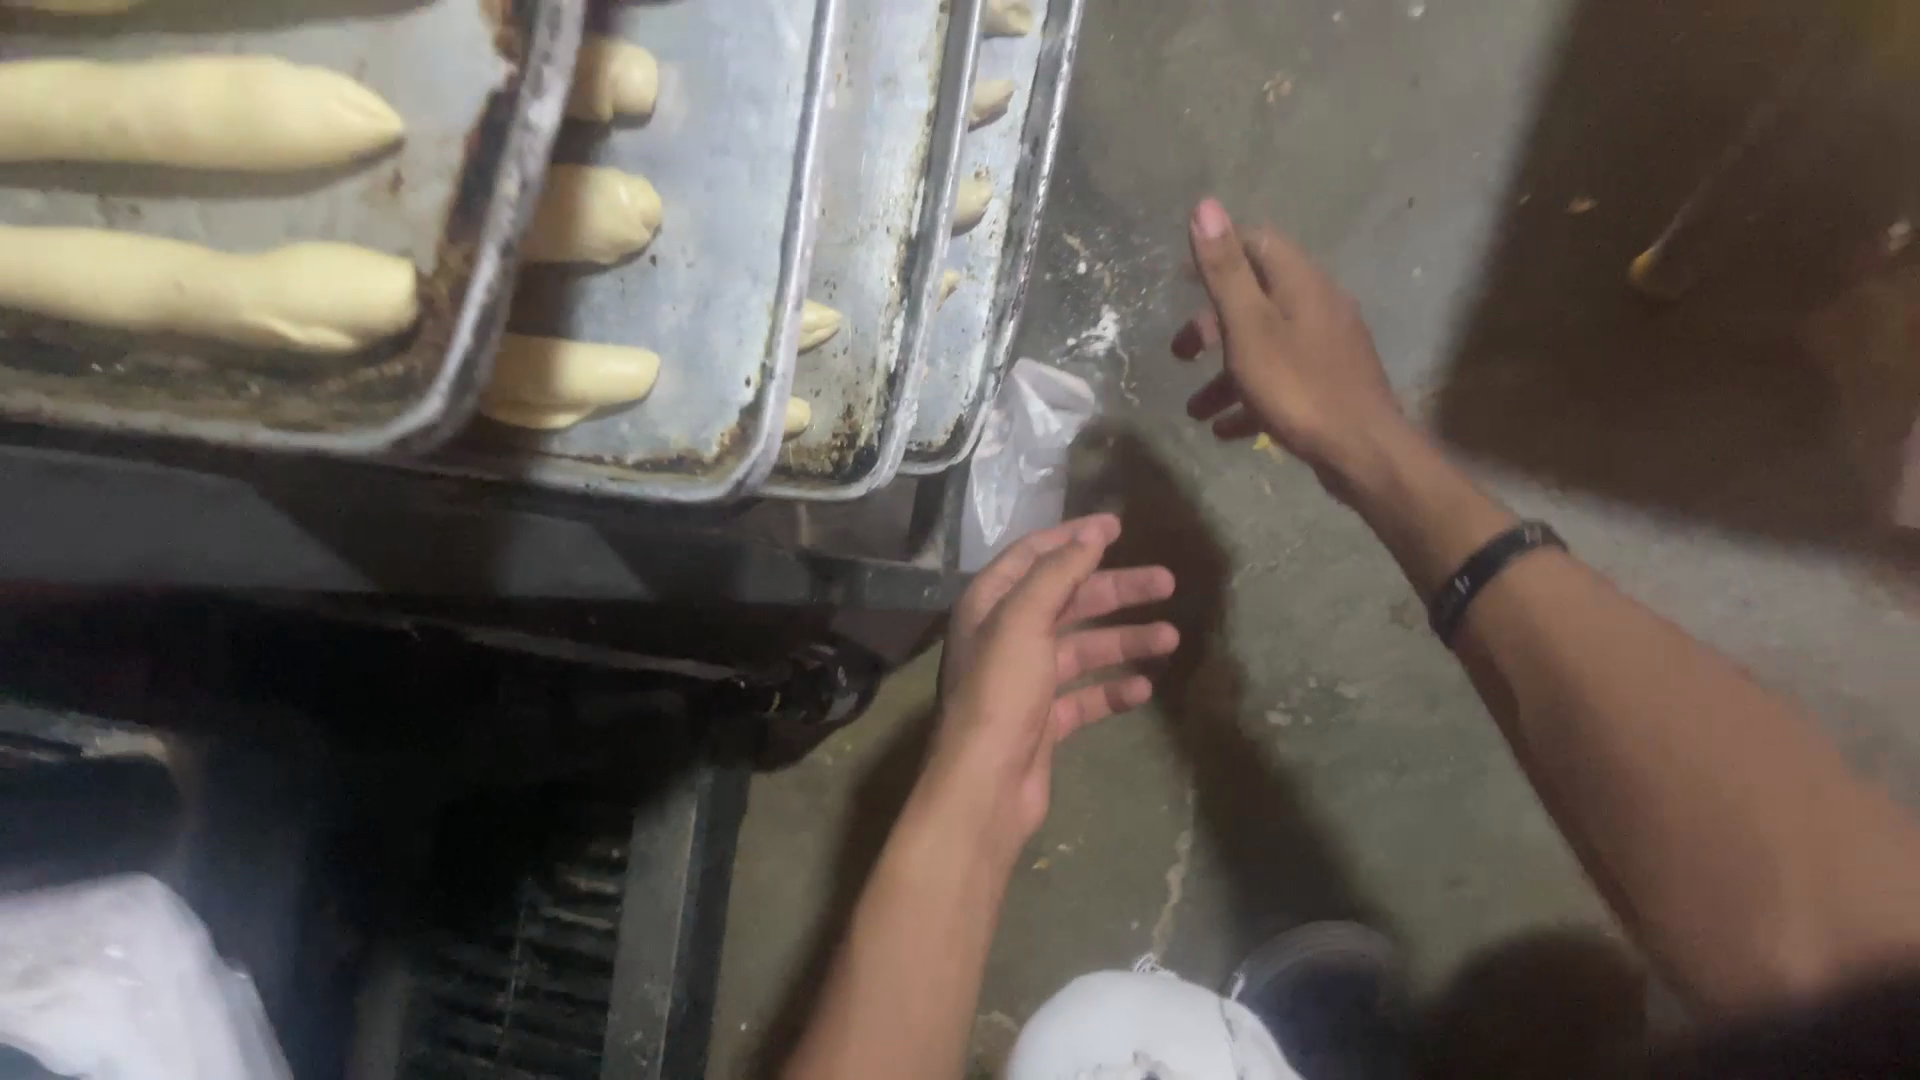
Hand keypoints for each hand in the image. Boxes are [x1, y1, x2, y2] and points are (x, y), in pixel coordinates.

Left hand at [923, 514, 1177, 859]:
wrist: (986, 784)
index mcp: (991, 604)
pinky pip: (1084, 696)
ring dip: (1124, 640)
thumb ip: (1057, 573)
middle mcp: (1005, 636)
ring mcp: (1025, 680)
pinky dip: (1112, 689)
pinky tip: (1144, 689)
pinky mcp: (1044, 720)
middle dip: (1115, 590)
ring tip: (1170, 637)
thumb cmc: (1000, 691)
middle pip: (1067, 600)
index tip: (1118, 527)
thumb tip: (1090, 536)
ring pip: (1082, 648)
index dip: (1074, 538)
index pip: (1033, 555)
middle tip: (1166, 582)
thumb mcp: (1024, 620)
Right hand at [1172, 198, 1414, 495]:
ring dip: (1224, 375)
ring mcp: (1326, 348)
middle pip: (1256, 301)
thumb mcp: (1249, 328)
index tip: (1180, 278)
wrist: (1361, 449)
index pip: (1258, 244)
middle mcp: (1318, 307)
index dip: (1218, 253)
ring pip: (1264, 348)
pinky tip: (1226, 429)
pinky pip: (1280, 381)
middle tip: (1181, 355)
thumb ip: (1225, 272)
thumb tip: (1205, 205)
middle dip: (1212, 327)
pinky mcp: (1328, 384)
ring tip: (1195, 411)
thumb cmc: (1298, 386)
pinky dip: (1249, 398)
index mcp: (1300, 284)